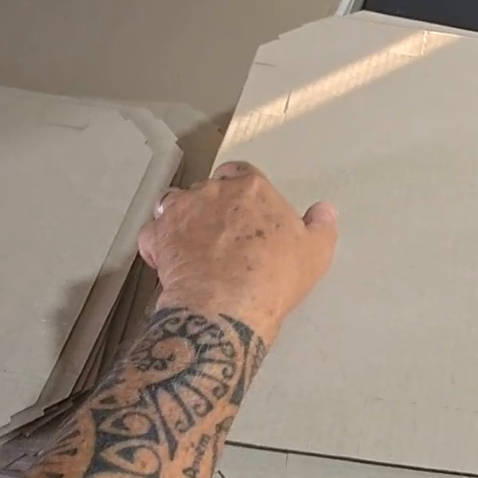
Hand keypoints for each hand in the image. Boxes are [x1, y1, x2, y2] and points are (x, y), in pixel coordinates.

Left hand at [137, 162, 337, 342]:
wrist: (227, 306)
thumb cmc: (274, 277)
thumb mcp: (316, 253)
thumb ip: (321, 226)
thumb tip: (325, 210)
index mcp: (252, 187)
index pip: (242, 172)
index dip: (242, 189)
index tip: (248, 210)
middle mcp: (213, 191)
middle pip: (209, 187)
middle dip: (214, 205)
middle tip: (225, 234)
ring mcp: (181, 212)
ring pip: (174, 202)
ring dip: (182, 216)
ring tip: (194, 241)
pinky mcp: (158, 237)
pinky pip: (153, 233)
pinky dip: (159, 243)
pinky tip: (169, 259)